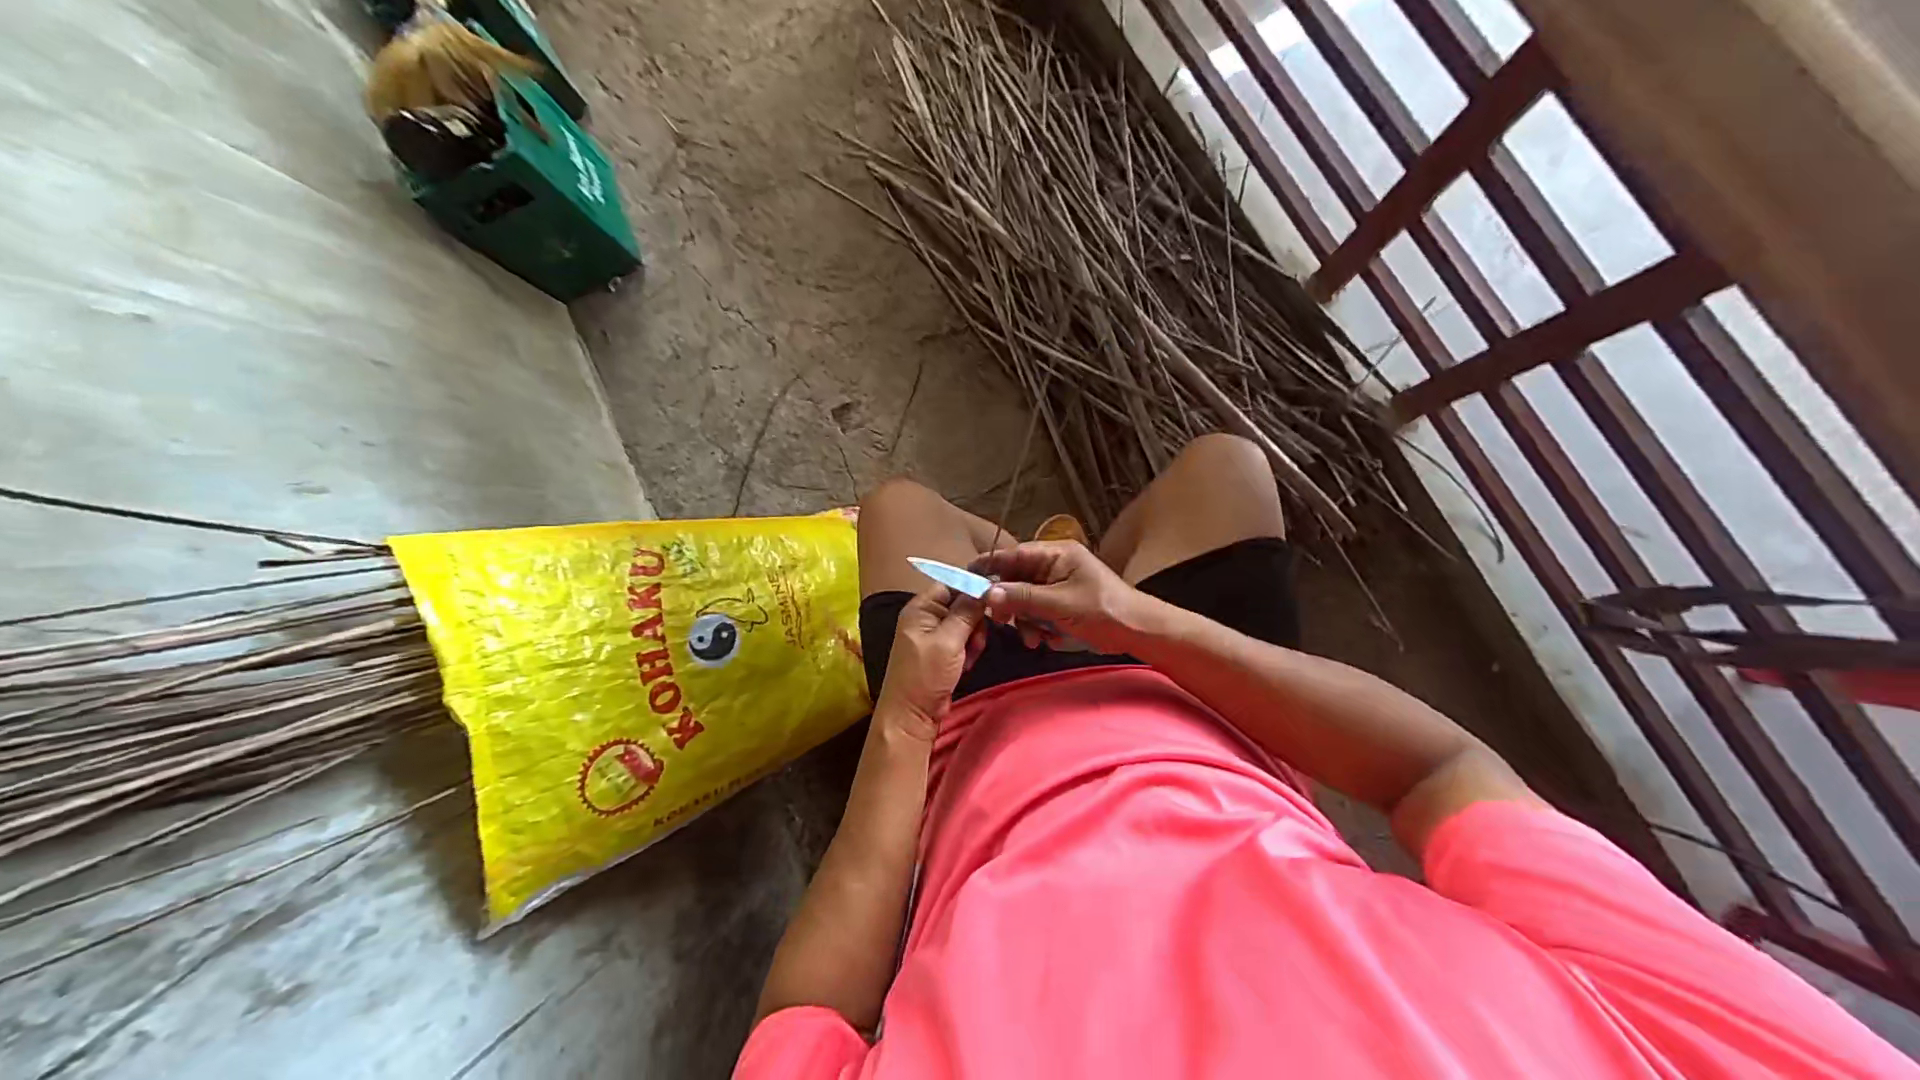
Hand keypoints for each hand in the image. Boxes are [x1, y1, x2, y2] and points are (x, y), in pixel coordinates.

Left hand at [874, 584, 987, 740]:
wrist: (912, 715)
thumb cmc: (926, 674)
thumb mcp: (949, 640)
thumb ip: (966, 612)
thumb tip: (983, 587)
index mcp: (920, 608)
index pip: (951, 585)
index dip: (972, 590)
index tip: (993, 600)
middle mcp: (925, 617)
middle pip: (961, 605)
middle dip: (974, 620)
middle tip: (977, 639)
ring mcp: (933, 636)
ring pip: (965, 625)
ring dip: (974, 638)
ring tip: (970, 655)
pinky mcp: (941, 653)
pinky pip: (963, 642)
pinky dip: (968, 651)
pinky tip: (967, 664)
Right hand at [971, 541, 1146, 653]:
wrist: (1137, 631)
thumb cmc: (1103, 610)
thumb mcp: (1059, 604)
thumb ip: (1022, 597)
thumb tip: (988, 594)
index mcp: (1055, 553)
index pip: (1012, 555)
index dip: (988, 567)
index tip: (966, 580)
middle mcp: (1053, 565)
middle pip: (1014, 579)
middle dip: (1009, 603)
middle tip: (1003, 622)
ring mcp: (1057, 584)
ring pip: (1023, 599)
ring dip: (1024, 620)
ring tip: (1035, 638)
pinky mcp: (1060, 603)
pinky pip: (1036, 611)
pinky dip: (1036, 626)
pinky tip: (1045, 639)